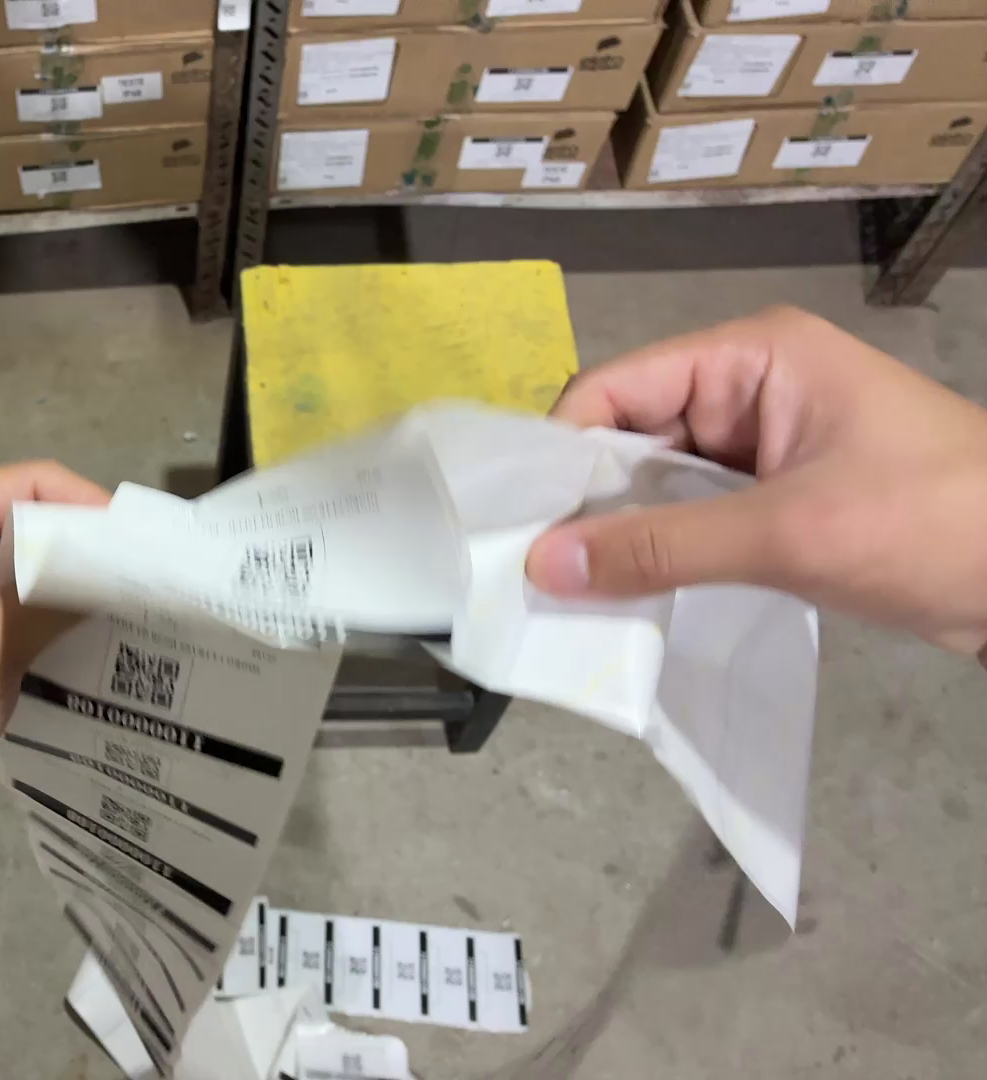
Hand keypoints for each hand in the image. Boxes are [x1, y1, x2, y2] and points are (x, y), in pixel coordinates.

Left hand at [0, 462, 108, 1079]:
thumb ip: (52, 597)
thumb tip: (127, 562)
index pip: (23, 485)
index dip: (87, 509)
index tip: (148, 550)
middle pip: (28, 524)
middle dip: (87, 553)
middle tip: (157, 586)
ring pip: (27, 571)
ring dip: (76, 591)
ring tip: (143, 614)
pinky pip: (16, 610)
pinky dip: (55, 621)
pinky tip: (102, 644)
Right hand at [525, 306, 986, 658]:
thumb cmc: (953, 525)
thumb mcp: (793, 532)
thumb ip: (658, 547)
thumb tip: (539, 568)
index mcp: (747, 357)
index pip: (610, 391)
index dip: (561, 452)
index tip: (524, 519)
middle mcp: (735, 389)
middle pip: (616, 436)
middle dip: (580, 498)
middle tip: (533, 558)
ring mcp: (744, 443)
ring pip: (637, 480)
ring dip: (607, 528)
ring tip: (565, 577)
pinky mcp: (752, 494)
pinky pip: (668, 512)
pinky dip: (639, 547)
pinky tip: (614, 581)